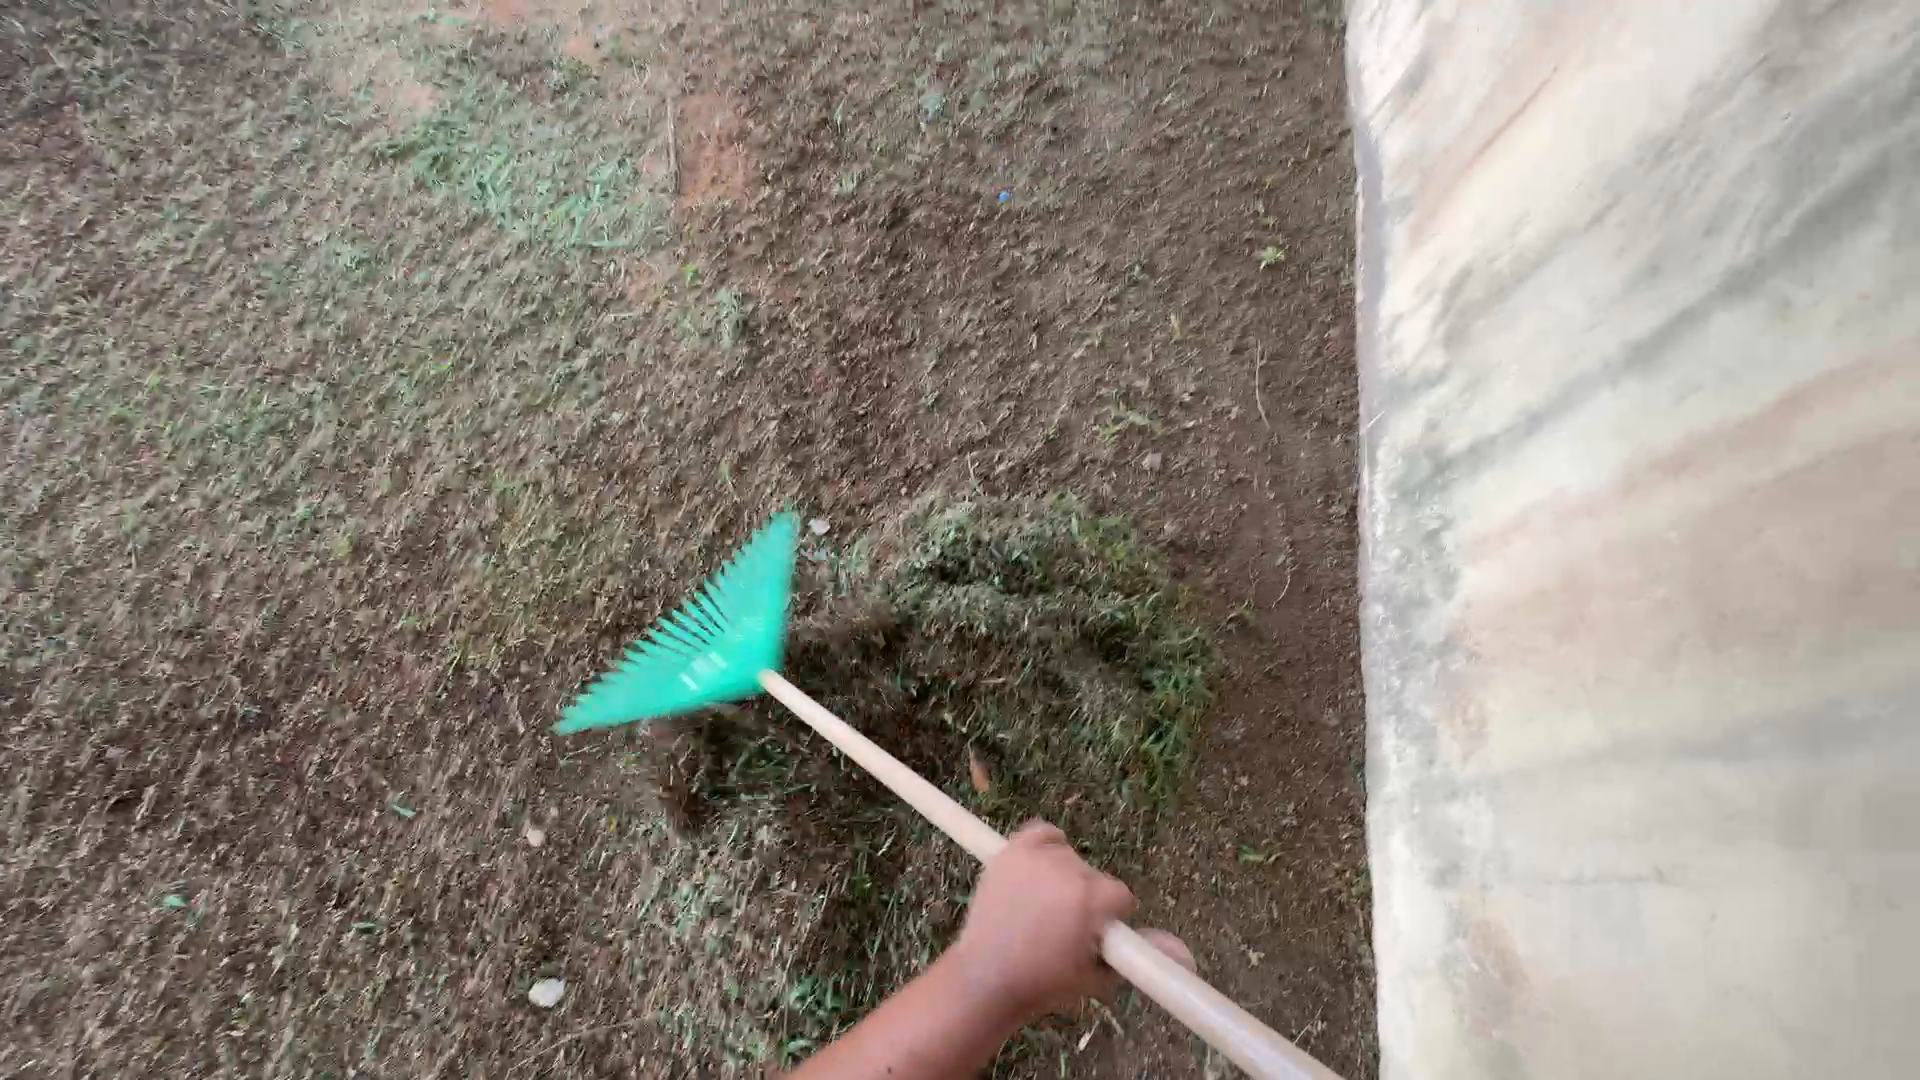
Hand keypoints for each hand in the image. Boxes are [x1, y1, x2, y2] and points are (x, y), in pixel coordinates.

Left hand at [943, 820, 1193, 1024]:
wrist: (986, 975)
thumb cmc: (1044, 982)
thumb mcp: (1097, 975)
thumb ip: (1143, 958)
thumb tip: (1189, 955)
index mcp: (1091, 900)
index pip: (1121, 894)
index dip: (1112, 916)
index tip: (1096, 933)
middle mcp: (1067, 870)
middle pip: (1093, 875)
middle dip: (1087, 898)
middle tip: (1064, 926)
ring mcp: (1037, 858)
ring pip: (1068, 856)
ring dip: (1064, 875)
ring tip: (1044, 907)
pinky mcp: (1012, 850)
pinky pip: (1043, 832)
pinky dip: (1047, 845)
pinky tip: (1042, 867)